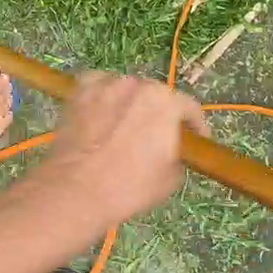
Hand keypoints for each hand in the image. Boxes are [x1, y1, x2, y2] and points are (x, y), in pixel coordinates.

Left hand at [33, 72, 204, 228]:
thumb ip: (177, 152)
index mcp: (165, 102)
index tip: (195, 139)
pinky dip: (103, 96)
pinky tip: (101, 113)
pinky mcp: (79, 92)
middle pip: (155, 95)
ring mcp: (104, 85)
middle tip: (157, 135)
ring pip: (126, 90)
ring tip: (125, 126)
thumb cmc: (130, 185)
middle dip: (160, 113)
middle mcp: (136, 84)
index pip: (189, 107)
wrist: (77, 187)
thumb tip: (170, 147)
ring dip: (130, 104)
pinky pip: (98, 87)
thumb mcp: (172, 177)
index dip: (195, 125)